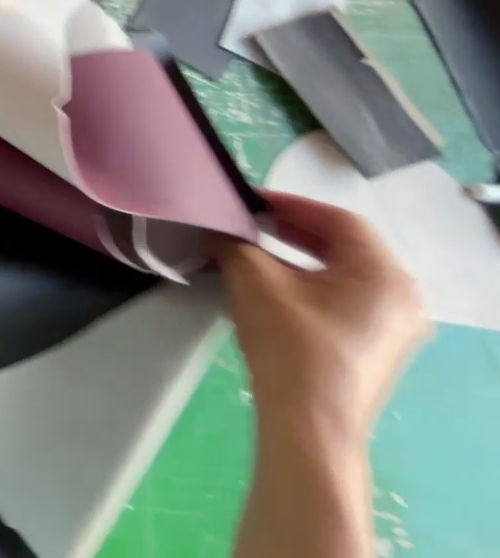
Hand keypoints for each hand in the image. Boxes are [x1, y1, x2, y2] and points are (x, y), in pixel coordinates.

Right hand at [220, 191, 431, 438]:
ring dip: (299, 255)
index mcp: (384, 275)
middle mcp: (402, 297)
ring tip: (254, 250)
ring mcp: (395, 326)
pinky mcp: (377, 345)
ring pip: (344, 273)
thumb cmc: (289, 340)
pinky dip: (309, 281)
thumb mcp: (251, 278)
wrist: (310, 416)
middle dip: (294, 229)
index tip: (248, 199)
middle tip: (248, 221)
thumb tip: (214, 228)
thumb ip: (231, 242)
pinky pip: (345, 297)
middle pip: (347, 247)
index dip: (291, 204)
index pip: (340, 221)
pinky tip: (272, 286)